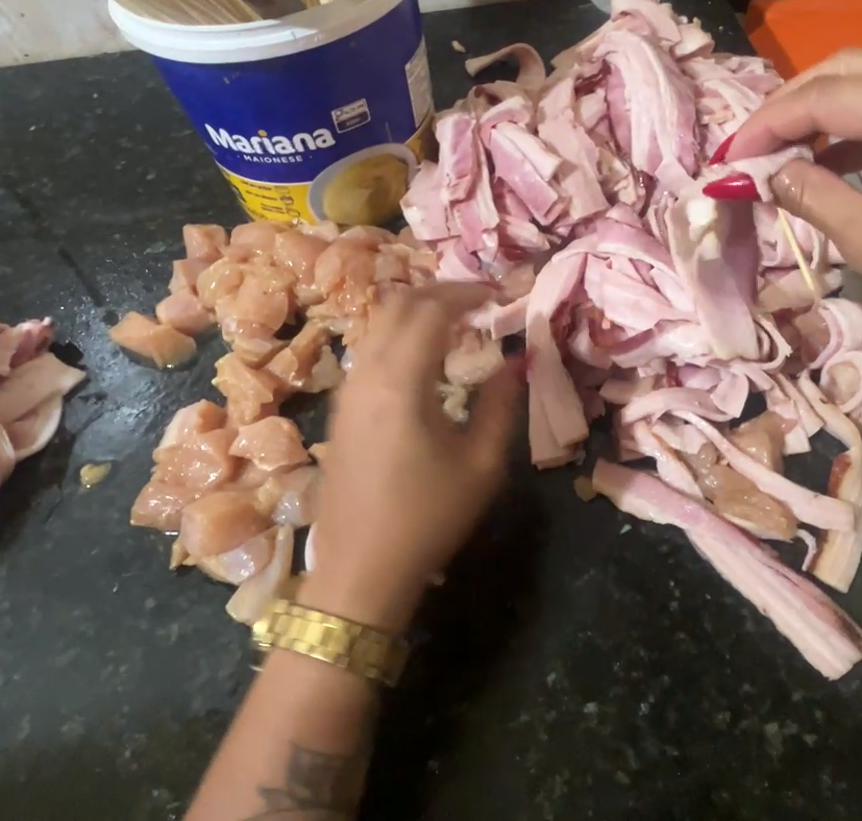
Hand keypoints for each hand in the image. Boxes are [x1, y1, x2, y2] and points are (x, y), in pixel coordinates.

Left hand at [303, 284, 519, 630]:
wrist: (360, 570)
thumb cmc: (428, 518)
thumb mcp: (481, 463)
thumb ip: (503, 403)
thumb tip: (519, 359)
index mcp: (401, 381)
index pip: (433, 309)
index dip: (469, 293)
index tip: (501, 297)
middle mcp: (367, 373)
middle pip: (399, 304)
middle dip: (442, 292)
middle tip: (481, 301)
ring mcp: (348, 389)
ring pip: (380, 323)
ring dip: (419, 311)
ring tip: (460, 324)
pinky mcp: (342, 408)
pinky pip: (371, 348)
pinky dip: (401, 335)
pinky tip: (428, 359)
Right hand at [725, 49, 861, 357]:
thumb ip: (812, 195)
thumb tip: (759, 171)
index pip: (834, 95)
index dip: (772, 122)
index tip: (730, 155)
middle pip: (855, 66)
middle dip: (794, 103)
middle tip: (752, 146)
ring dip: (825, 108)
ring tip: (780, 150)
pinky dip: (861, 121)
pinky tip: (828, 154)